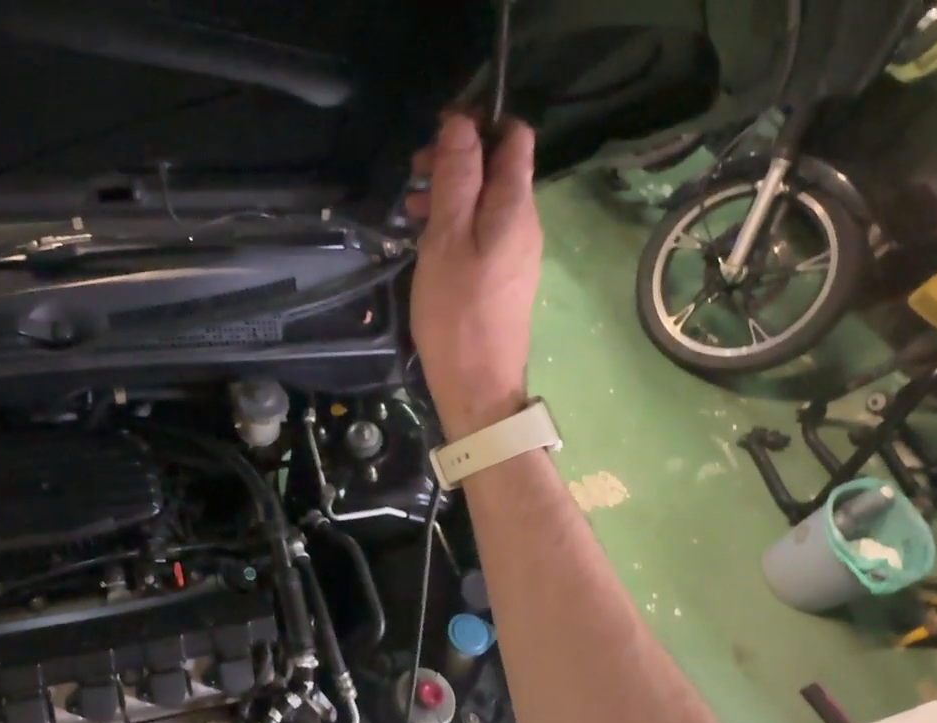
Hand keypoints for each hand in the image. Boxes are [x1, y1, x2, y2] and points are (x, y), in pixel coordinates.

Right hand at [406, 114, 542, 440]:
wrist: (477, 385)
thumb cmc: (456, 313)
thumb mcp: (446, 240)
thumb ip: (456, 180)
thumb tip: (461, 123)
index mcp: (515, 205)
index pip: (515, 136)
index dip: (479, 123)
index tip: (436, 133)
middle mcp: (526, 222)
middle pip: (499, 169)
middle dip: (457, 160)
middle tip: (412, 175)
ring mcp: (519, 251)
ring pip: (488, 203)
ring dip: (451, 195)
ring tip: (409, 211)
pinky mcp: (505, 277)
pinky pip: (484, 232)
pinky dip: (457, 225)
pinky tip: (426, 243)